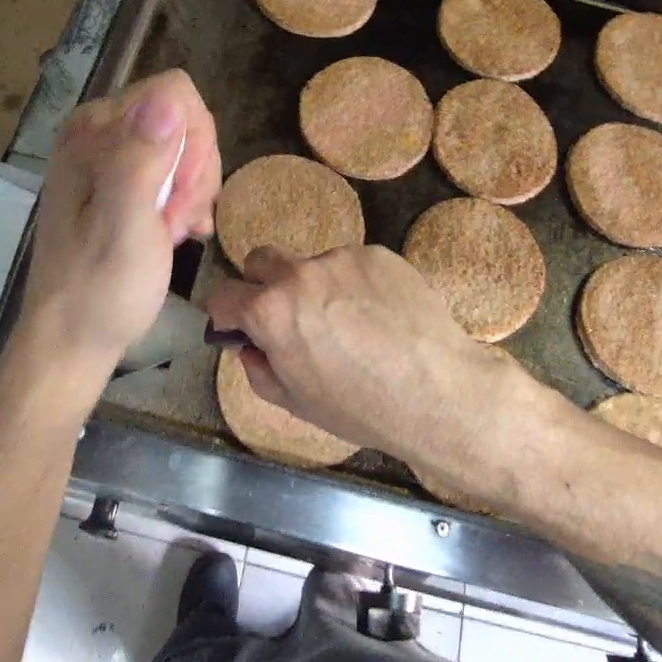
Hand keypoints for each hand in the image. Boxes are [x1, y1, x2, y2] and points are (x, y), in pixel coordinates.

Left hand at [15, 70, 222, 387]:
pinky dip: (186, 200)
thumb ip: (142, 160)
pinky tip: (177, 233)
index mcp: (93, 131)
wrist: (73, 340)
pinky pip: (173, 169)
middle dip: (195, 171)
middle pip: (183, 118)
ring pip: (184, 146)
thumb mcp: (126, 228)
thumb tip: (168, 97)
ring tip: (174, 232)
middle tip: (177, 221)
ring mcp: (109, 157)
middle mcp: (98, 132)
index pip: (175, 94)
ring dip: (193, 191)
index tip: (180, 198)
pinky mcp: (118, 182)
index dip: (194, 144)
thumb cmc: (99, 291)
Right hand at [205, 245, 527, 473]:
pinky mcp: (378, 254)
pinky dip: (356, 284)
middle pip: (260, 260)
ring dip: (317, 287)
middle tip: (288, 315)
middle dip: (263, 284)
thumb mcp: (296, 402)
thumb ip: (259, 369)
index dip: (226, 313)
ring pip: (312, 265)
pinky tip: (381, 316)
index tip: (238, 326)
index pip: (223, 294)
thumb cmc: (360, 407)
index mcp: (270, 311)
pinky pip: (352, 265)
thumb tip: (251, 348)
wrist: (438, 391)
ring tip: (353, 325)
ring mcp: (341, 259)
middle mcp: (300, 273)